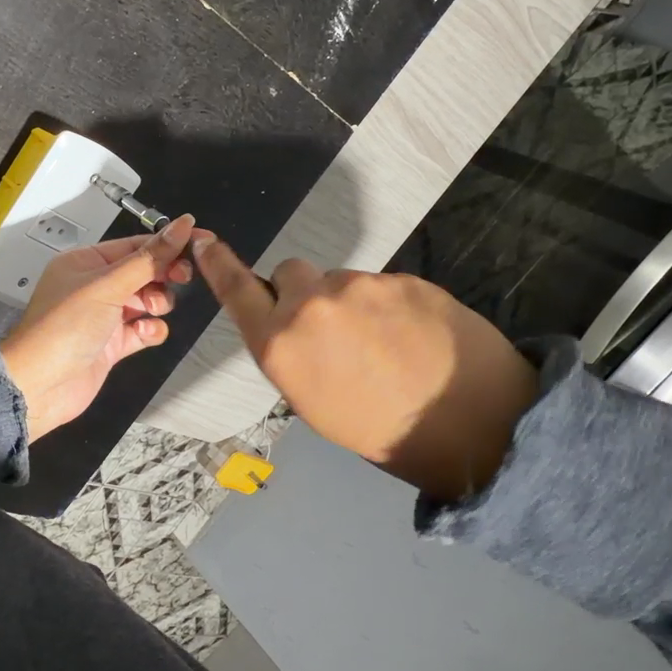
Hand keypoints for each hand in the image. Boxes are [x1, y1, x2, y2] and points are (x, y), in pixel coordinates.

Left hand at [0, 215, 197, 442]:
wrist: (39, 386)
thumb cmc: (63, 329)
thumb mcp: (106, 285)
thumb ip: (148, 258)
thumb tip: (182, 225)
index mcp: (84, 263)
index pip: (134, 245)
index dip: (167, 244)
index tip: (201, 243)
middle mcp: (93, 287)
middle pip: (143, 271)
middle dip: (163, 274)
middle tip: (181, 278)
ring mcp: (103, 317)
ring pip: (146, 301)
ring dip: (157, 303)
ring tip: (151, 310)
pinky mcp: (111, 346)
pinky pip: (143, 330)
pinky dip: (150, 331)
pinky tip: (145, 334)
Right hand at [192, 235, 537, 500]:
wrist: (467, 423)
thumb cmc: (374, 428)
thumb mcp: (307, 397)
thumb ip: (288, 349)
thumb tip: (294, 325)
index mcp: (278, 342)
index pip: (236, 289)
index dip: (218, 263)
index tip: (204, 241)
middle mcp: (311, 305)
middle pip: (292, 273)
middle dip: (302, 292)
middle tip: (331, 329)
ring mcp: (362, 286)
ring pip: (341, 282)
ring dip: (351, 302)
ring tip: (384, 342)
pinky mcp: (406, 279)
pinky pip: (383, 285)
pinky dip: (389, 306)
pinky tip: (412, 336)